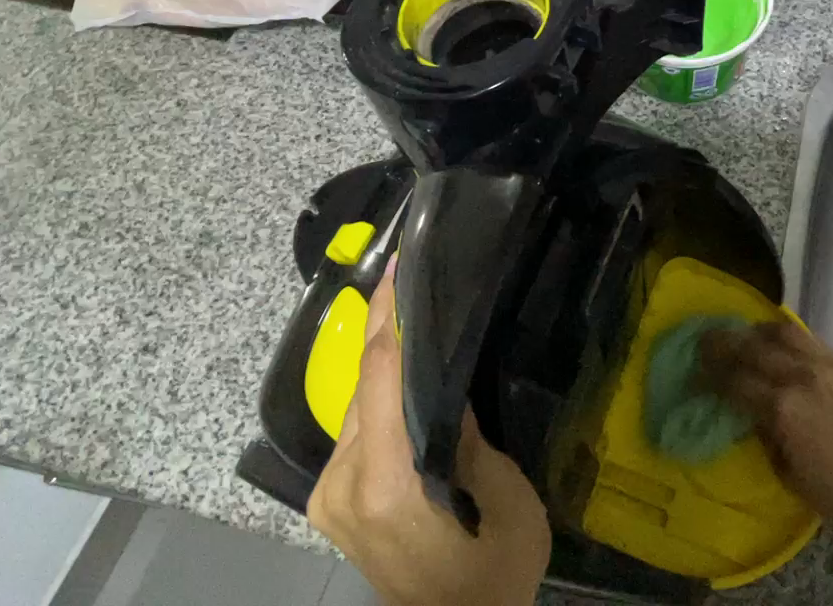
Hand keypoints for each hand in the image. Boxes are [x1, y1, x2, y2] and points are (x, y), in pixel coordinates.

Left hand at [308, 271, 551, 605]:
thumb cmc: (494, 567)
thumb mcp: (504, 496)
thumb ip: (466, 433)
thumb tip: (443, 376)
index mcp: (385, 481)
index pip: (378, 374)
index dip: (387, 313)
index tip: (400, 265)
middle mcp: (342, 484)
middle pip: (362, 385)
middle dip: (386, 328)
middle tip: (412, 276)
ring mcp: (329, 496)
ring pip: (355, 406)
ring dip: (382, 361)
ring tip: (411, 314)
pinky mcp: (331, 503)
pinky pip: (355, 430)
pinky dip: (377, 395)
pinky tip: (401, 372)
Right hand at [700, 322, 832, 605]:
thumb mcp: (798, 481)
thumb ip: (771, 441)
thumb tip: (758, 418)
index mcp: (784, 409)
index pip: (734, 380)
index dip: (710, 374)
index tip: (695, 369)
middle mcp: (804, 375)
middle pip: (753, 346)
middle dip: (725, 342)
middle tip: (707, 340)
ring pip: (785, 331)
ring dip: (758, 331)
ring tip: (744, 334)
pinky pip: (813, 342)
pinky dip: (790, 340)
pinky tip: (785, 349)